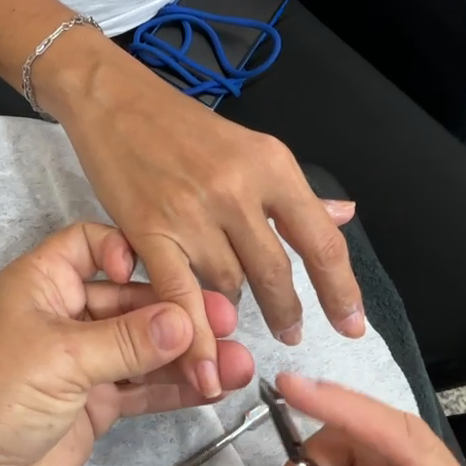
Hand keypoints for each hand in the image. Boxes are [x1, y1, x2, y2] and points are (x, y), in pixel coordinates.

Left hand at [0, 223, 255, 465]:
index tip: (159, 269)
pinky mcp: (96, 401)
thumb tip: (188, 321)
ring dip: (186, 353)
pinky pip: (142, 386)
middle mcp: (68, 312)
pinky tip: (214, 389)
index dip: (125, 250)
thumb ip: (127, 341)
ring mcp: (84, 358)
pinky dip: (174, 387)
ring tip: (237, 362)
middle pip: (129, 299)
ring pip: (143, 346)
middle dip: (176, 311)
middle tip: (228, 320)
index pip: (90, 244)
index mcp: (46, 281)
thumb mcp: (61, 357)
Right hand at [39, 35, 364, 399]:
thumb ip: (293, 190)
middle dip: (287, 311)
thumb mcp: (248, 145)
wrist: (112, 99)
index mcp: (270, 165)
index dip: (341, 290)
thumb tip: (346, 215)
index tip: (352, 326)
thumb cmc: (178, 122)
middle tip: (291, 333)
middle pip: (276, 271)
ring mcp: (192, 213)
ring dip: (233, 305)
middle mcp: (238, 190)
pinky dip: (195, 335)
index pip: (321, 240)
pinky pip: (181, 294)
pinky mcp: (149, 230)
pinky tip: (205, 366)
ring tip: (230, 311)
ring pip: (229, 284)